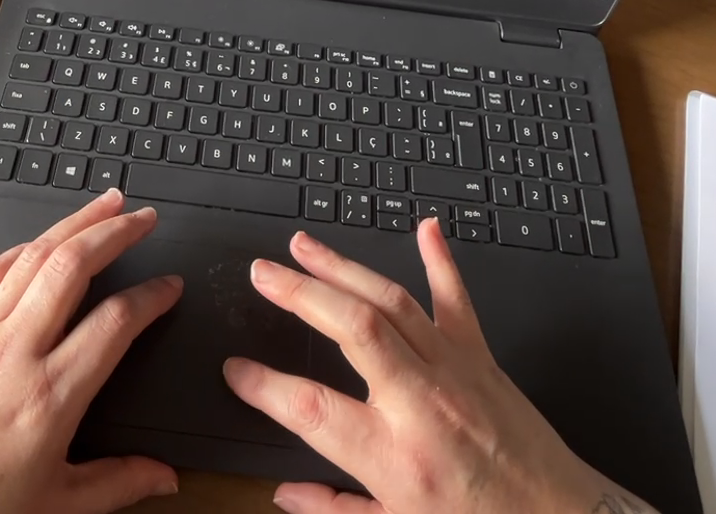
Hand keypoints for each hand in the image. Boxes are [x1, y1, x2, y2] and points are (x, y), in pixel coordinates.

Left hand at [0, 189, 183, 513]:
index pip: (115, 322)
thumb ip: (118, 484)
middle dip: (116, 232)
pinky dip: (24, 247)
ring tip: (105, 204)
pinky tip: (41, 239)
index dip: (152, 296)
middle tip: (144, 218)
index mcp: (49, 397)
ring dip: (74, 222)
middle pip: (73, 266)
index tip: (170, 286)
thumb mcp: (55, 506)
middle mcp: (15, 353)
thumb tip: (166, 478)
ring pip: (33, 256)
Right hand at [222, 222, 656, 513]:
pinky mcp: (479, 354)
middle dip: (302, 292)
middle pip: (354, 328)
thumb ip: (335, 512)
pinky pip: (456, 298)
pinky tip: (425, 229)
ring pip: (391, 301)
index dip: (265, 387)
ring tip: (304, 246)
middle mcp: (422, 403)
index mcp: (397, 458)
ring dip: (342, 268)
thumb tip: (283, 495)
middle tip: (263, 272)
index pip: (314, 411)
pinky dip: (439, 259)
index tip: (236, 369)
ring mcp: (453, 369)